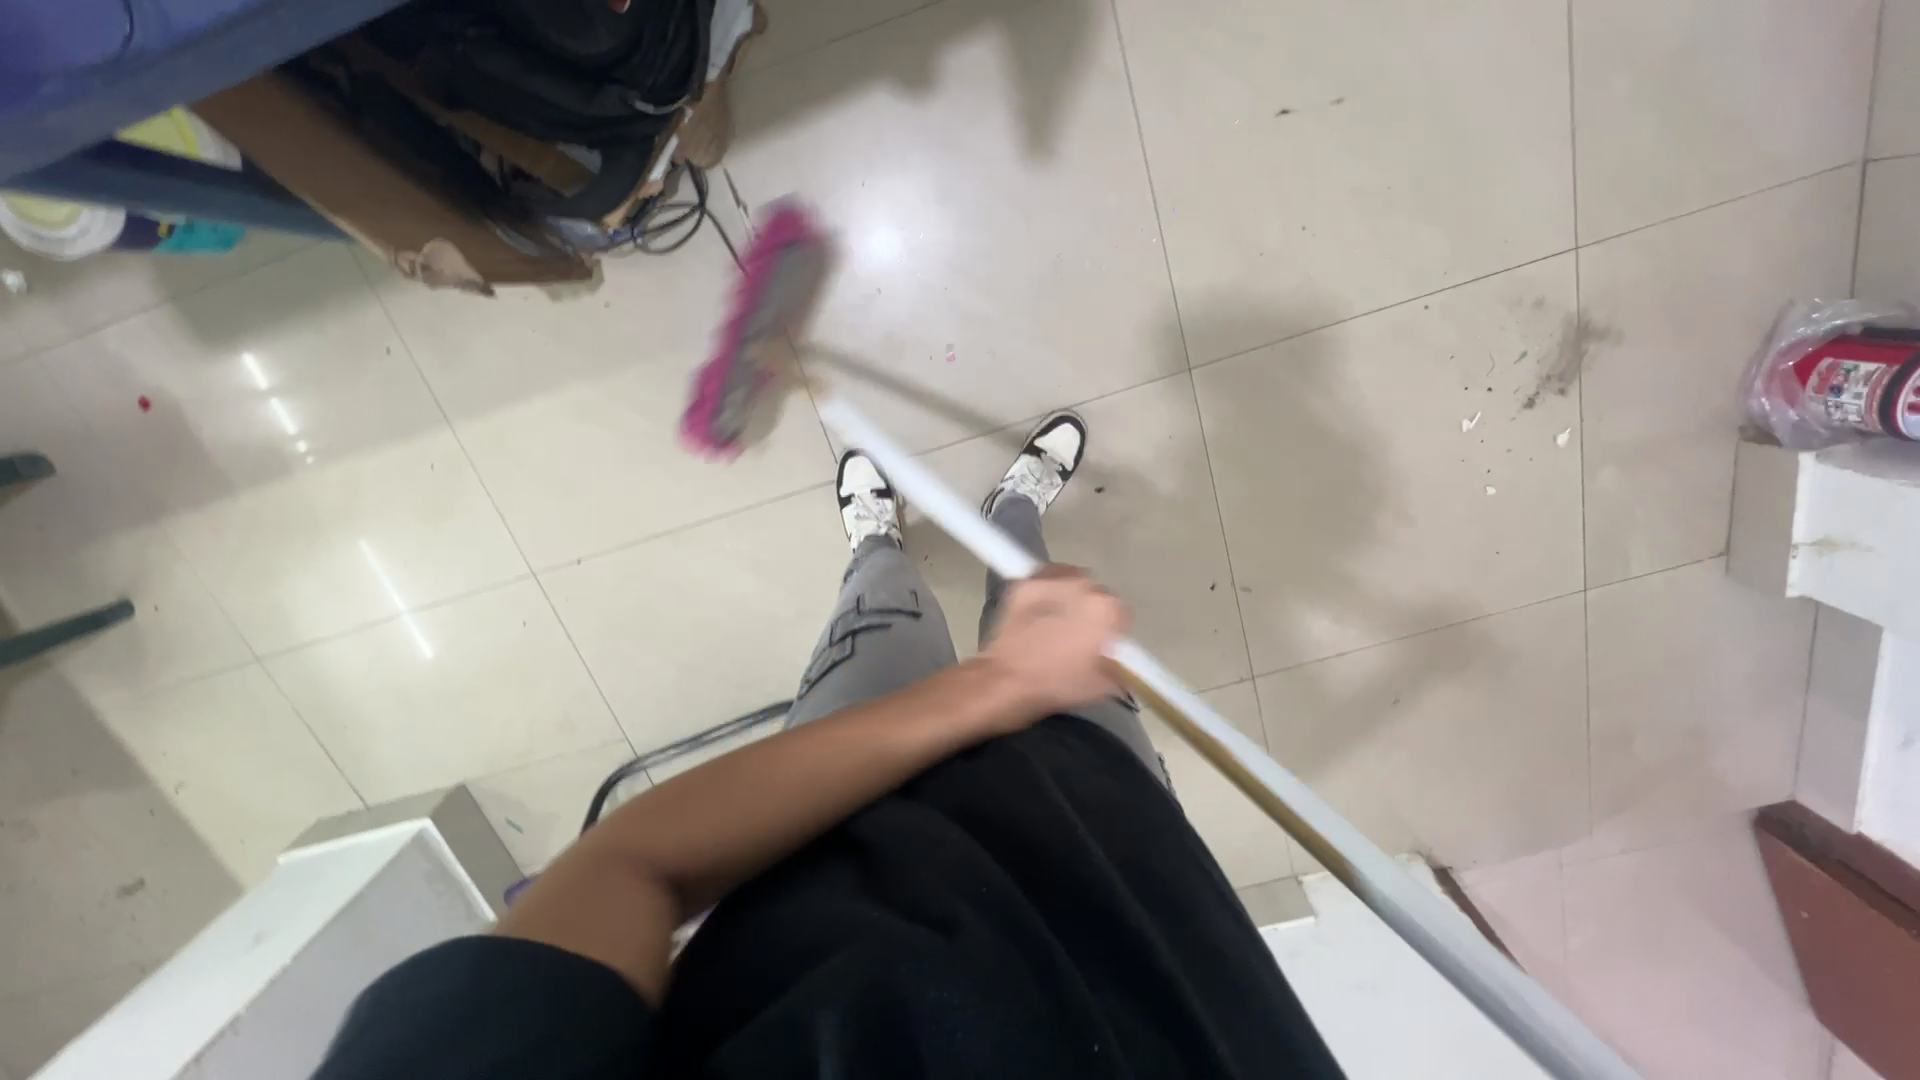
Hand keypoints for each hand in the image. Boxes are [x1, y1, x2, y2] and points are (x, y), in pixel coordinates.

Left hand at [980, 565, 1129, 720]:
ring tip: (1059, 617)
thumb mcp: (1103, 684)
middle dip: (1091, 611)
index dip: (1112, 630)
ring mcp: (1051, 580)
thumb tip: (1114, 655)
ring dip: (1071, 595)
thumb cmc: (1058, 684)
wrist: (1007, 679)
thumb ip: (1118, 663)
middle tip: (1077, 633)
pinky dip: (1049, 586)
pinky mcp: (1025, 582)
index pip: (1121, 612)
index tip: (1101, 644)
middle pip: (1096, 593)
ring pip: (1072, 580)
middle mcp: (1083, 586)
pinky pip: (1046, 575)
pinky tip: (1044, 605)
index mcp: (1106, 609)